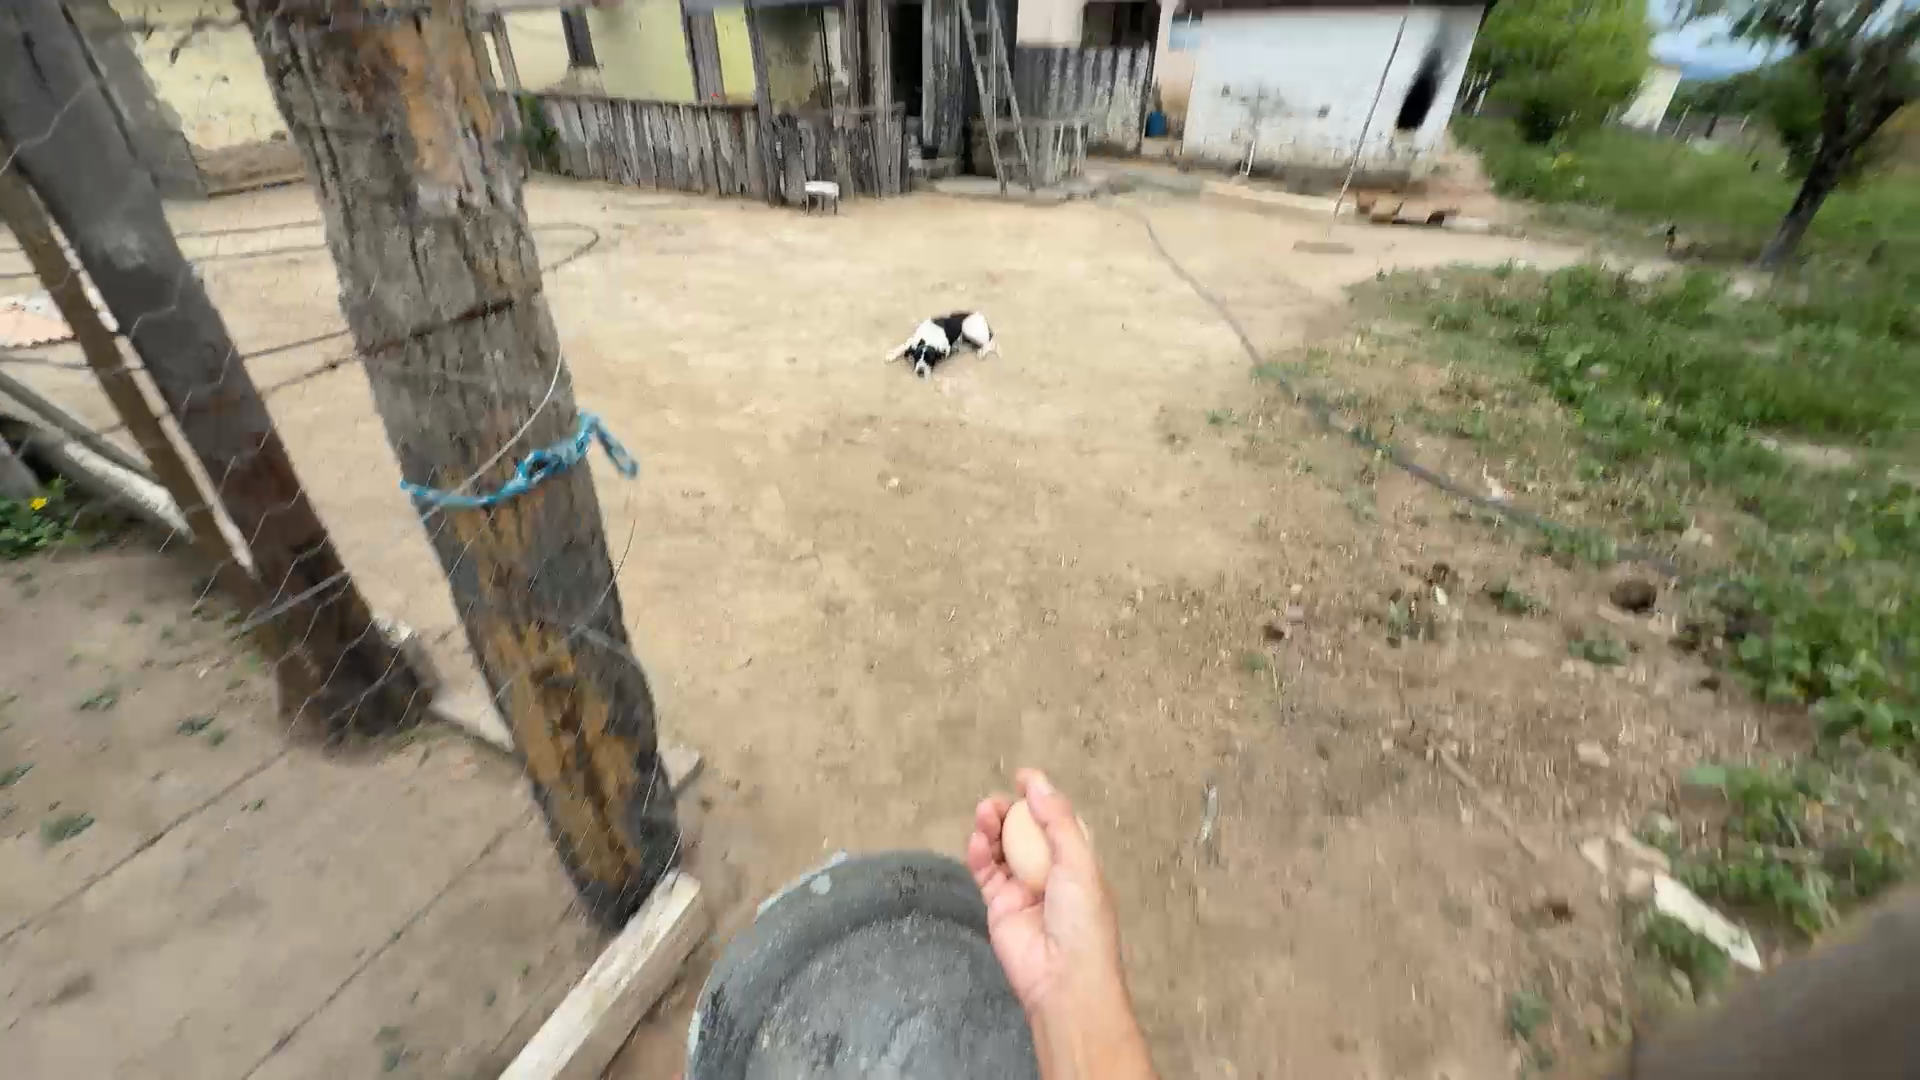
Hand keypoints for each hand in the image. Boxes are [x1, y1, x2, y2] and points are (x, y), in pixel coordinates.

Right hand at [965, 769, 1122, 1014]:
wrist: (1063, 981)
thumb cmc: (1082, 920)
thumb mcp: (1078, 861)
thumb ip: (1057, 819)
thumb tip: (1037, 782)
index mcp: (1076, 861)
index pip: (1056, 821)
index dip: (1040, 799)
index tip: (1022, 777)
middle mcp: (1048, 872)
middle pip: (1023, 831)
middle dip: (1010, 812)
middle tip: (997, 801)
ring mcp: (1022, 889)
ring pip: (1001, 848)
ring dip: (992, 827)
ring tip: (984, 813)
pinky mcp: (998, 906)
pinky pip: (985, 872)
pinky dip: (978, 853)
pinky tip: (977, 840)